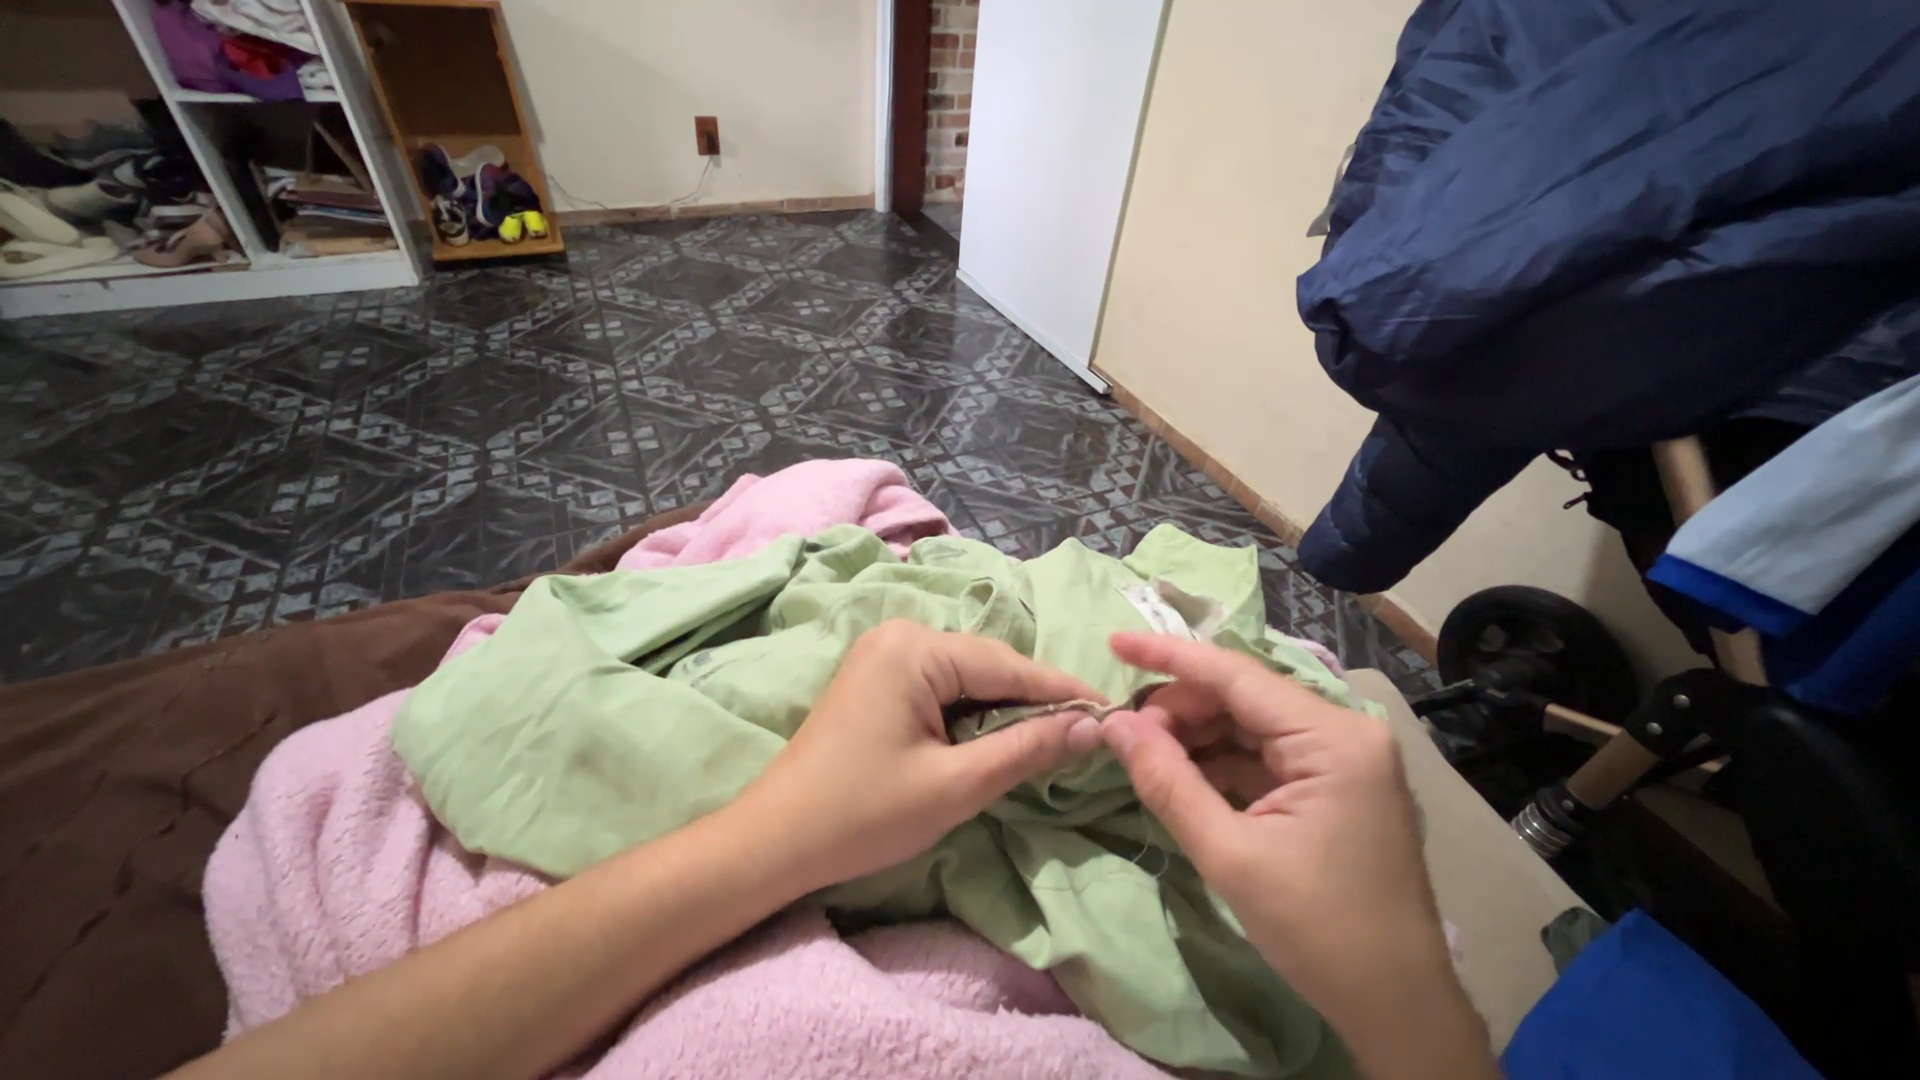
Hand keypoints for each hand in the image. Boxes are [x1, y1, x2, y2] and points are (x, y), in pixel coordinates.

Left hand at [731, 620, 1103, 893]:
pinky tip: (997, 737)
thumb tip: (1092, 726)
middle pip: (988, 666)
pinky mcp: (877, 678)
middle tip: (1088, 733)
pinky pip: (941, 686)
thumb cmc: (864, 814)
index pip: (1009, 665)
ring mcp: (884, 653)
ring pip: (967, 677)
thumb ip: (1028, 749)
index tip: (1115, 712)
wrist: (776, 840)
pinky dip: (973, 713)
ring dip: (1005, 709)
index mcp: (915, 648)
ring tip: (1053, 739)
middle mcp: (900, 634)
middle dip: (1035, 701)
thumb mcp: (956, 785)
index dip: (1064, 692)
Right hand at [1101, 633, 1495, 1079]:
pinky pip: (1264, 754)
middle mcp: (1344, 732)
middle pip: (1242, 697)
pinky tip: (1181, 774)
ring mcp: (1343, 758)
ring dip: (1195, 735)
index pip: (1236, 675)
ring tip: (1146, 755)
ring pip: (1249, 724)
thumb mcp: (1230, 855)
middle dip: (1179, 709)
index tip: (1114, 641)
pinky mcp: (1334, 784)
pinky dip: (1219, 761)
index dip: (1168, 655)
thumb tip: (1114, 724)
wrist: (1397, 1005)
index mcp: (1333, 738)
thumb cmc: (1319, 930)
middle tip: (1125, 734)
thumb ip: (1167, 781)